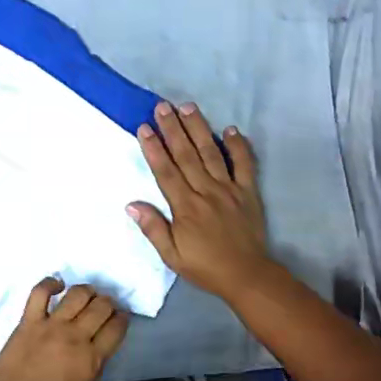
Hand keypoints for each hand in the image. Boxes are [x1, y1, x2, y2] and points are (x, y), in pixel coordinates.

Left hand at [0, 278, 129, 380]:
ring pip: (78, 294)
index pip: (117, 327)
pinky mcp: (28, 320)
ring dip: (87, 291)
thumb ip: (95, 364)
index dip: (122, 318)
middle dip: (108, 303)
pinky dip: (50, 283)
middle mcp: (75, 337)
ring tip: (86, 294)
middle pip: (102, 306)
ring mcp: (51, 326)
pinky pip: (40, 292)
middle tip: (103, 306)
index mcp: (92, 359)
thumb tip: (99, 345)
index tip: (119, 317)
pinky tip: (57, 285)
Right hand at [127, 100, 281, 302]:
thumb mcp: (172, 255)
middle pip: (186, 155)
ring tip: (187, 108)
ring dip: (199, 129)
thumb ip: (153, 228)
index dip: (154, 148)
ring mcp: (229, 189)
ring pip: (211, 153)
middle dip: (173, 129)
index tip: (144, 128)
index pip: (165, 172)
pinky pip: (244, 164)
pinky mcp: (248, 192)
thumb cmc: (204, 267)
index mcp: (185, 207)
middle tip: (162, 106)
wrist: (245, 274)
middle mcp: (205, 191)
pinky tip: (229, 129)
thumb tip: (132, 205)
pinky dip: (238, 145)